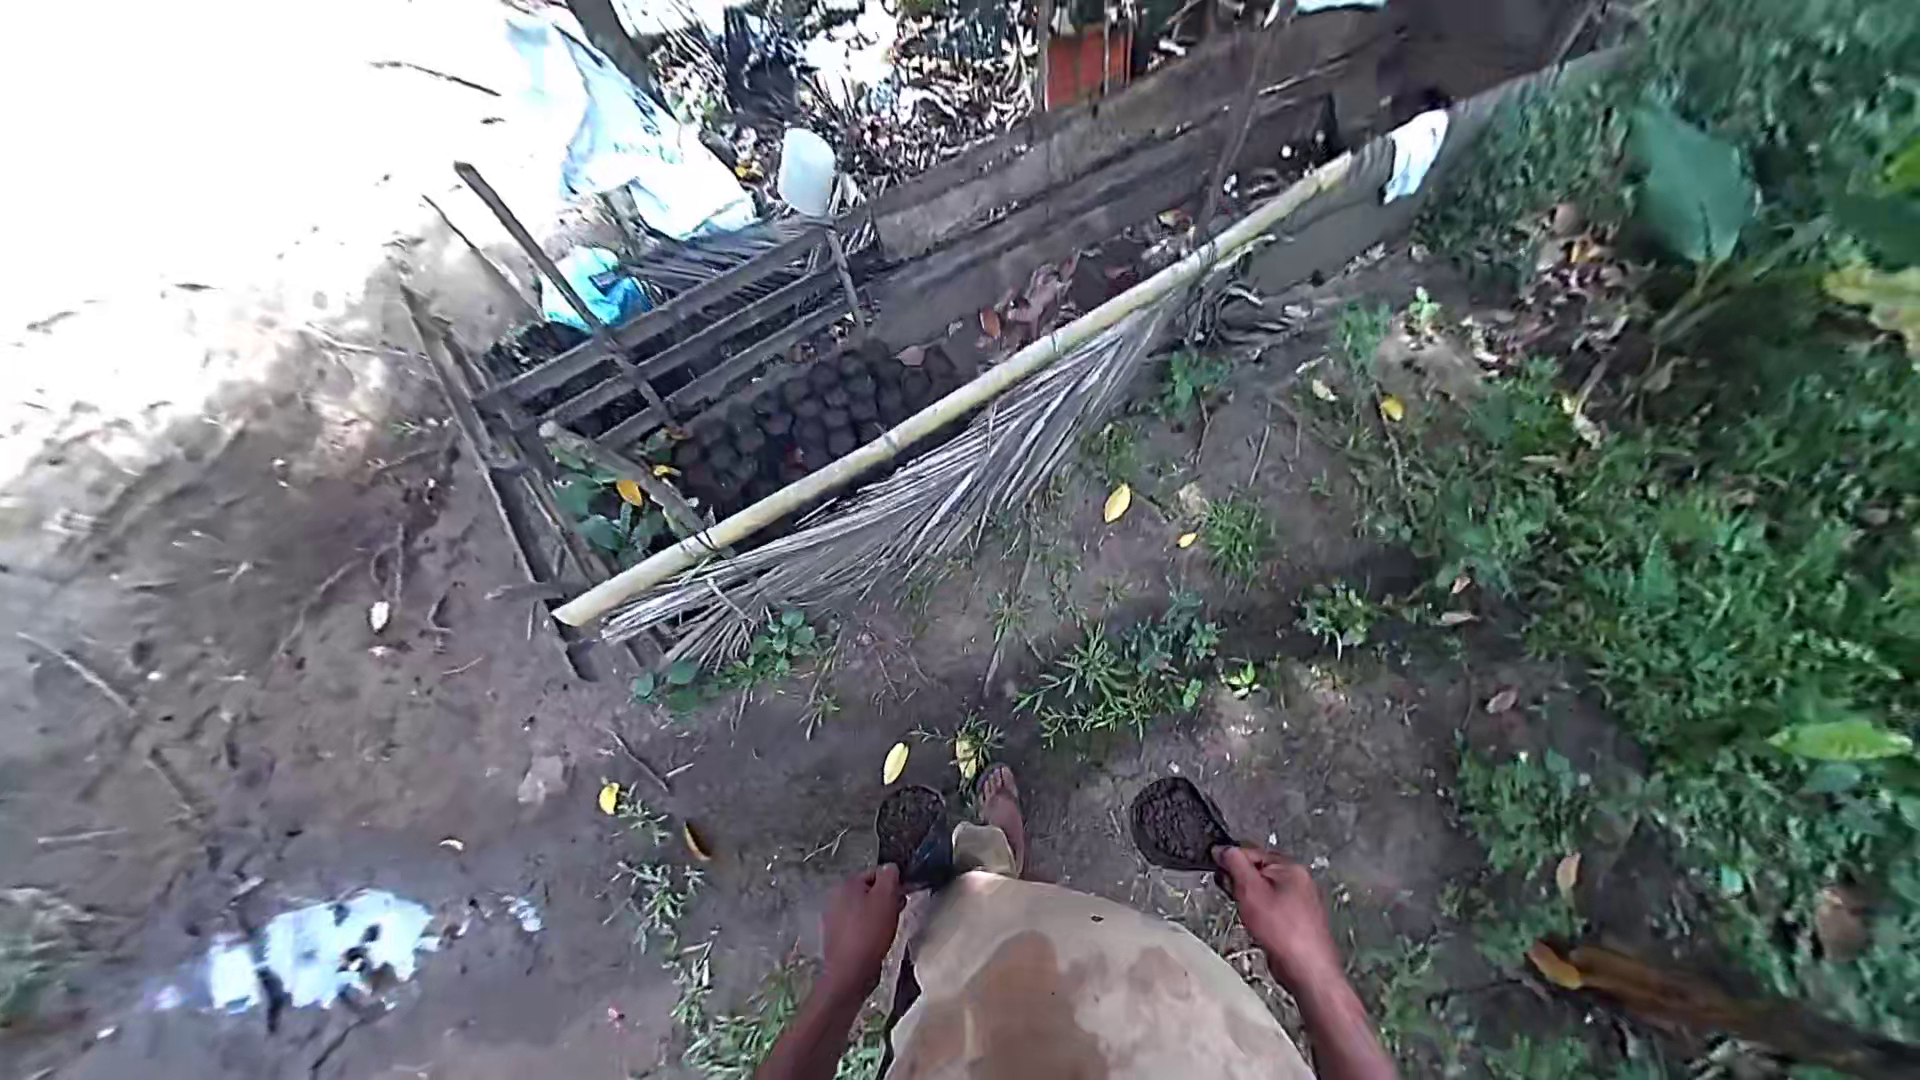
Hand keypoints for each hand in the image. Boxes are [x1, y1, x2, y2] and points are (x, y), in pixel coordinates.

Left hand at [820, 865, 905, 996]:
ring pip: (864, 909)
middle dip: (886, 899)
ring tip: (889, 928)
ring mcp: (834, 919)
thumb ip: (890, 876)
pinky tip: (877, 940)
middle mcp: (836, 897)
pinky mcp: (836, 938)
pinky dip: (868, 929)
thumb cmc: (869, 931)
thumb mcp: (886, 897)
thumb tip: (890, 868)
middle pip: (869, 891)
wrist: (850, 974)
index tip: (903, 896)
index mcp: (846, 884)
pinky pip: (858, 926)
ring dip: (878, 915)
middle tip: (898, 911)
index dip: (892, 883)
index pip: (876, 873)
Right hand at [1215, 846, 1344, 991]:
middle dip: (1242, 885)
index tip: (1223, 877)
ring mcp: (1301, 902)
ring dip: (1251, 902)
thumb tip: (1222, 849)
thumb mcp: (1249, 889)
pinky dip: (1263, 916)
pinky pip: (1272, 908)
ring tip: (1254, 918)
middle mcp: (1299, 881)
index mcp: (1290, 866)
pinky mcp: (1299, 920)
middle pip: (1256, 871)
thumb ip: (1233, 863)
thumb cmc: (1283, 932)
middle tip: (1241, 900)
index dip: (1232, 865)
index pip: (1249, 852)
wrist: (1308, 973)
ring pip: (1263, 891)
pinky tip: (1263, 929)